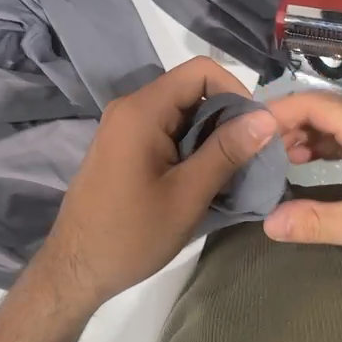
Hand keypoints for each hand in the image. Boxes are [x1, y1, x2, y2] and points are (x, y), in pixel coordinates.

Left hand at [30, 58, 276, 312]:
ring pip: (181, 111)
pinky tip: (205, 176)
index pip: (200, 71)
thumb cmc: (131, 235)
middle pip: (192, 89)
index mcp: (142, 110)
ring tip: (233, 169)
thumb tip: (266, 117)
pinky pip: (166, 128)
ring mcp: (124, 126)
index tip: (255, 129)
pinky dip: (191, 144)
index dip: (236, 90)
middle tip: (252, 154)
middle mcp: (131, 107)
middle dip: (227, 115)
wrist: (75, 271)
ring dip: (211, 133)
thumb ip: (227, 151)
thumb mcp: (187, 195)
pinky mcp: (123, 145)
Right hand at [263, 93, 341, 277]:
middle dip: (283, 122)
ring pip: (329, 127)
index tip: (247, 126)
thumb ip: (314, 222)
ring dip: (299, 136)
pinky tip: (299, 165)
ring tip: (269, 155)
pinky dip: (316, 149)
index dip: (278, 110)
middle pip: (318, 111)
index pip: (313, 104)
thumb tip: (267, 223)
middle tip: (250, 143)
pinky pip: (340, 143)